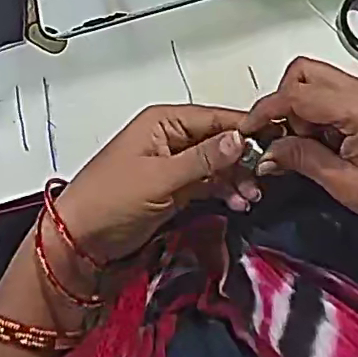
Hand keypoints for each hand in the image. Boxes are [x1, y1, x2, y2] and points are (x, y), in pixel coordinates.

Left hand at [53, 105, 261, 265]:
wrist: (81, 238)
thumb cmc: (111, 198)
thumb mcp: (160, 177)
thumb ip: (202, 160)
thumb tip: (240, 138)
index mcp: (163, 122)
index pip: (213, 118)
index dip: (243, 129)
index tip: (276, 141)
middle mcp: (170, 136)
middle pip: (218, 140)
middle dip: (242, 158)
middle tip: (264, 179)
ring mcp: (172, 163)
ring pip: (216, 163)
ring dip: (235, 178)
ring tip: (251, 197)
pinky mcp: (173, 187)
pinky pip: (206, 183)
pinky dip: (222, 190)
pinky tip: (237, 202)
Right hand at [243, 57, 357, 262]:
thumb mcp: (346, 186)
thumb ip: (302, 159)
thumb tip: (269, 150)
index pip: (297, 94)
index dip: (266, 110)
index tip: (249, 130)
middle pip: (303, 72)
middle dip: (282, 100)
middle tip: (281, 136)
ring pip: (314, 80)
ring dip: (298, 107)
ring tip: (303, 144)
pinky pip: (329, 95)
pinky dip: (314, 112)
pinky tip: (319, 142)